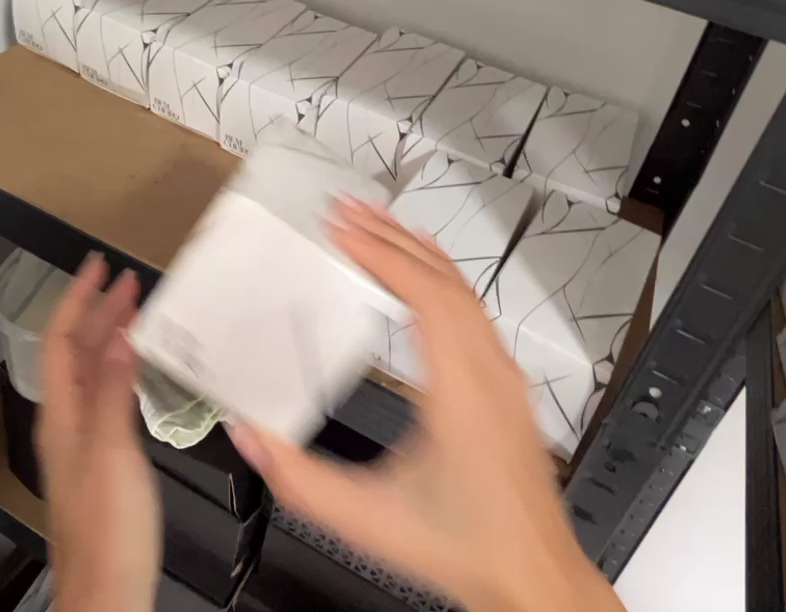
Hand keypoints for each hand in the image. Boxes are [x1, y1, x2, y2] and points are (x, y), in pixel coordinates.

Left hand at [37, 255, 159, 611]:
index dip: (77, 299)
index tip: (98, 266)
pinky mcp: (105, 455)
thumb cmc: (108, 529)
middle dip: (98, 311)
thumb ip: (113, 391)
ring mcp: (85, 439)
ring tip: (135, 311)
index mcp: (63, 416)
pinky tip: (141, 367)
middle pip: (77, 353)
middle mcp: (68, 422)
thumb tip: (117, 337)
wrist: (108, 590)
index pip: (60, 342)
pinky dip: (124, 366)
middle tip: (128, 281)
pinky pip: (109, 393)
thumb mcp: (112, 451)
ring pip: (94, 371)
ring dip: (110, 336)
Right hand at [229, 201, 623, 611]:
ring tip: (376, 222)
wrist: (533, 574)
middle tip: (347, 210)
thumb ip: (300, 480)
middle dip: (390, 236)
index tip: (343, 228)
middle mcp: (488, 369)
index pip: (424, 293)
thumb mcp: (368, 519)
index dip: (380, 253)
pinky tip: (425, 264)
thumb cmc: (466, 545)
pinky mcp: (505, 381)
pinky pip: (473, 305)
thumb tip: (252, 436)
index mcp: (460, 390)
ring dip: (416, 249)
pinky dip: (441, 273)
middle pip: (442, 277)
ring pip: (462, 287)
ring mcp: (503, 372)